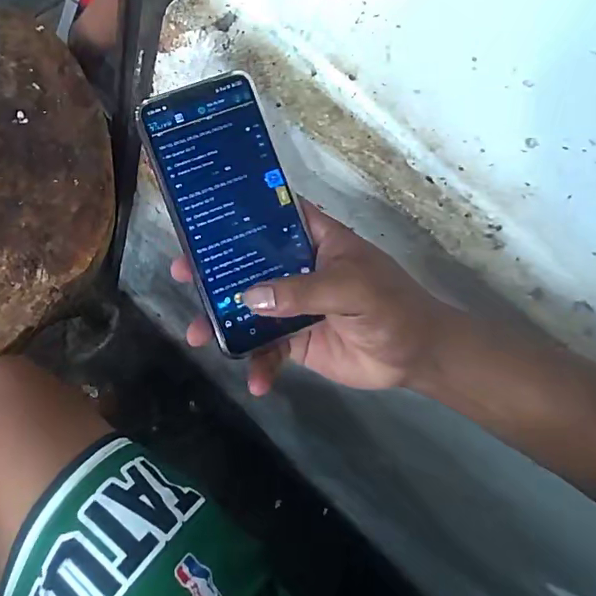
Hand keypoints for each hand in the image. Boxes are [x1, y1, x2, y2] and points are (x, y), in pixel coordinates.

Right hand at [172, 203, 459, 394]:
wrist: (414, 355)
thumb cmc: (391, 305)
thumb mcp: (351, 288)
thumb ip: (302, 291)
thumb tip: (249, 298)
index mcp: (315, 240)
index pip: (274, 215)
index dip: (241, 212)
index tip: (202, 213)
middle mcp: (299, 268)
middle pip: (249, 262)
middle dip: (214, 269)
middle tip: (181, 273)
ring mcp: (295, 306)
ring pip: (249, 308)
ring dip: (222, 322)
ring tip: (198, 336)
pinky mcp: (297, 341)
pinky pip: (267, 350)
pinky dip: (259, 366)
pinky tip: (258, 383)